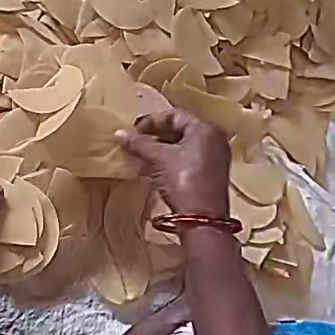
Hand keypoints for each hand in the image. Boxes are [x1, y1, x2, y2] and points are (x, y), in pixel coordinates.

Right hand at [115, 109, 230, 218]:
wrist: (202, 219)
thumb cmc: (183, 180)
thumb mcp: (158, 159)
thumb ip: (139, 143)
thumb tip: (118, 134)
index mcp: (205, 128)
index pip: (174, 115)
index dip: (151, 121)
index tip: (134, 131)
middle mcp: (214, 139)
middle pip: (180, 130)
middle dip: (156, 135)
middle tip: (137, 141)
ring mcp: (215, 158)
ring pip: (184, 146)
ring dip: (162, 149)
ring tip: (142, 155)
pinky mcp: (212, 174)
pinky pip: (189, 159)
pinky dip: (172, 160)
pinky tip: (155, 169)